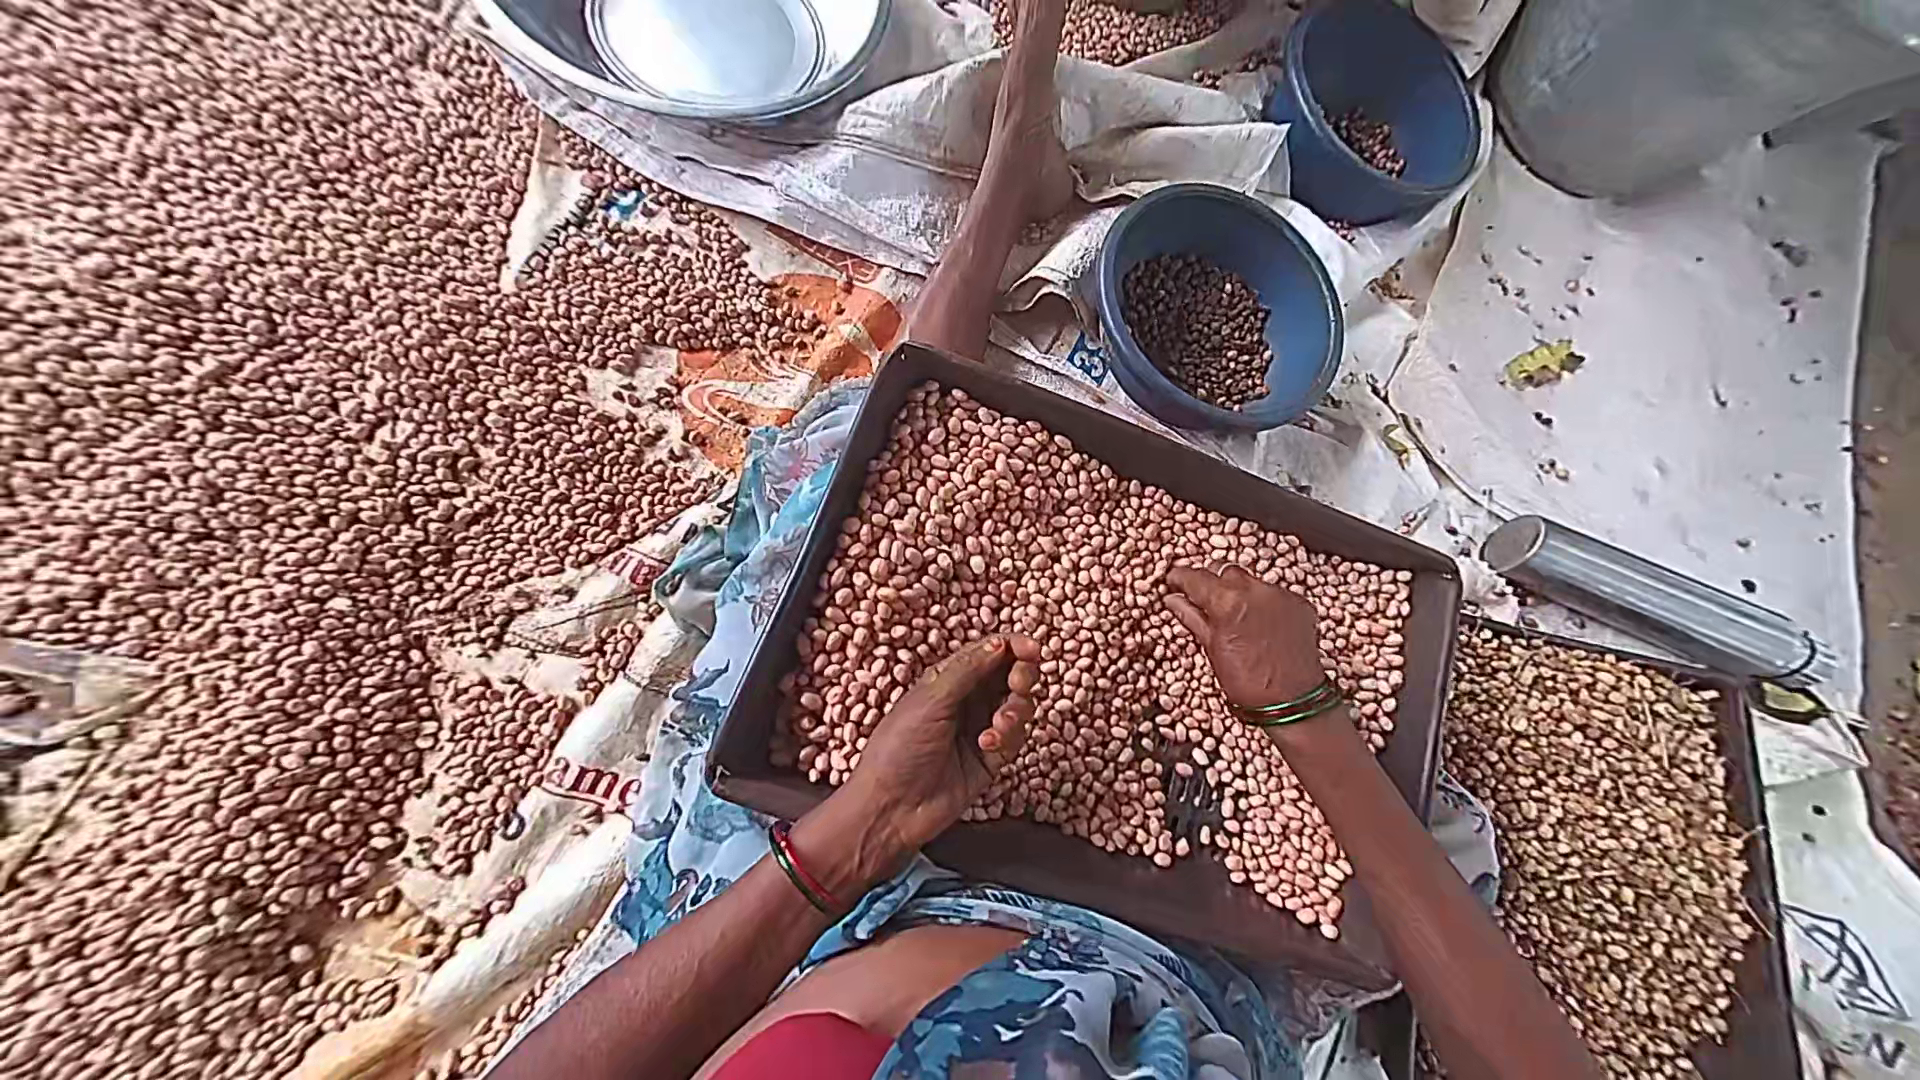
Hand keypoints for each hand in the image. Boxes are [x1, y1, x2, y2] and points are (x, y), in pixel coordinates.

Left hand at [839, 635, 1039, 858]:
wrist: (892, 807)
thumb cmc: (899, 747)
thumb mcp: (931, 700)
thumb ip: (968, 670)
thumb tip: (1000, 644)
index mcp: (948, 678)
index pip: (989, 652)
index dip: (1013, 646)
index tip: (1032, 649)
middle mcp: (967, 699)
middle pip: (1010, 675)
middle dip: (1021, 675)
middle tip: (1019, 684)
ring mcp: (980, 727)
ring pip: (1017, 705)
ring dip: (1016, 709)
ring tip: (999, 724)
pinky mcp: (991, 757)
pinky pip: (1015, 737)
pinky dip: (1008, 736)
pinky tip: (988, 744)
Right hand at [1164, 564, 1326, 708]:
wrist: (1292, 701)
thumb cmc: (1248, 681)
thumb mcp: (1211, 647)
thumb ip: (1192, 617)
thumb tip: (1174, 600)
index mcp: (1227, 601)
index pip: (1195, 576)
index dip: (1180, 578)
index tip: (1174, 581)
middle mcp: (1255, 591)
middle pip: (1223, 570)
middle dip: (1210, 582)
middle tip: (1201, 599)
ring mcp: (1280, 595)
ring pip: (1248, 579)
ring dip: (1236, 590)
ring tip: (1231, 613)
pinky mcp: (1298, 603)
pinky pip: (1271, 592)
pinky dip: (1260, 601)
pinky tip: (1256, 621)